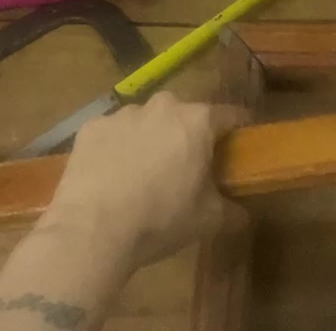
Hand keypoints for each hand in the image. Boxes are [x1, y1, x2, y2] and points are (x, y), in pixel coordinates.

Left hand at [38, 92, 249, 269]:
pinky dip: (115, 148)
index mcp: (198, 121)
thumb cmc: (160, 219)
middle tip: (186, 166)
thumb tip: (243, 215)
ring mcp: (125, 113)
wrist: (92, 229)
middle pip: (185, 115)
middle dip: (187, 135)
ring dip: (150, 139)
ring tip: (142, 174)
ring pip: (146, 121)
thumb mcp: (206, 221)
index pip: (230, 115)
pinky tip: (110, 177)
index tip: (241, 141)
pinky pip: (112, 133)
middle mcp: (164, 106)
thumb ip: (230, 212)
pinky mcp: (92, 127)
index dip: (237, 129)